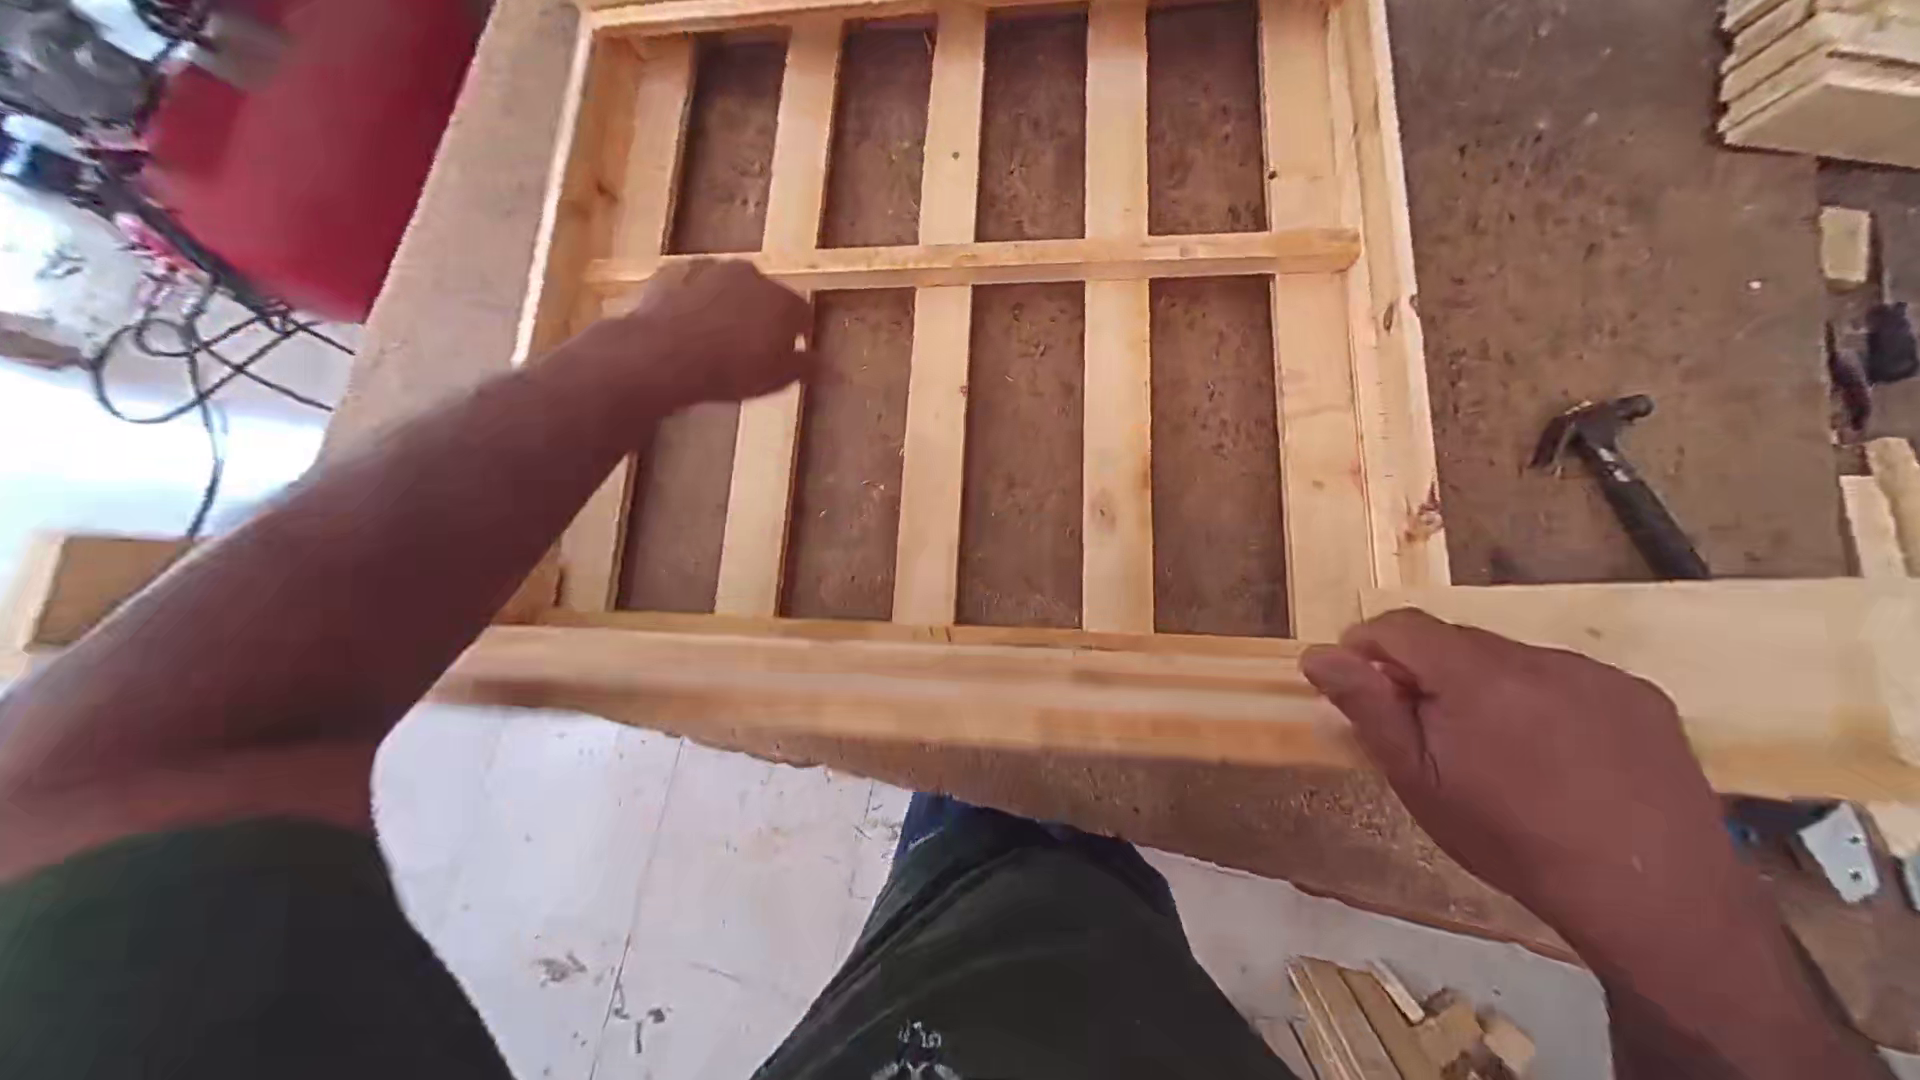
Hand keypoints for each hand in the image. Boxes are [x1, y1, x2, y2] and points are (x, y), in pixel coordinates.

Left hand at [570, 258, 813, 408]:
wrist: (664, 354)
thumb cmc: (731, 370)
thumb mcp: (777, 379)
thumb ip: (805, 367)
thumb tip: (825, 364)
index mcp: (784, 300)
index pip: (803, 314)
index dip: (798, 334)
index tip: (790, 351)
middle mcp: (752, 274)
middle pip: (767, 294)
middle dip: (764, 315)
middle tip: (753, 346)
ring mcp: (712, 268)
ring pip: (730, 286)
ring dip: (730, 304)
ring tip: (718, 337)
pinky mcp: (675, 269)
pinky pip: (695, 285)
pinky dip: (696, 299)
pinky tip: (689, 325)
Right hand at [1300, 609, 1740, 932]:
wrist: (1654, 901)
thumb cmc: (1510, 839)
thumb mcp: (1416, 778)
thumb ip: (1367, 707)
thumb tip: (1318, 654)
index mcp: (1478, 677)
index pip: (1401, 624)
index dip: (1367, 643)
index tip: (1361, 682)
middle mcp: (1540, 659)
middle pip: (1453, 639)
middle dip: (1423, 669)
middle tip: (1424, 727)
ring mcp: (1598, 674)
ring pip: (1506, 657)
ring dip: (1479, 683)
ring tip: (1492, 746)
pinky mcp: (1642, 696)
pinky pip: (1561, 675)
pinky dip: (1534, 697)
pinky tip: (1549, 750)